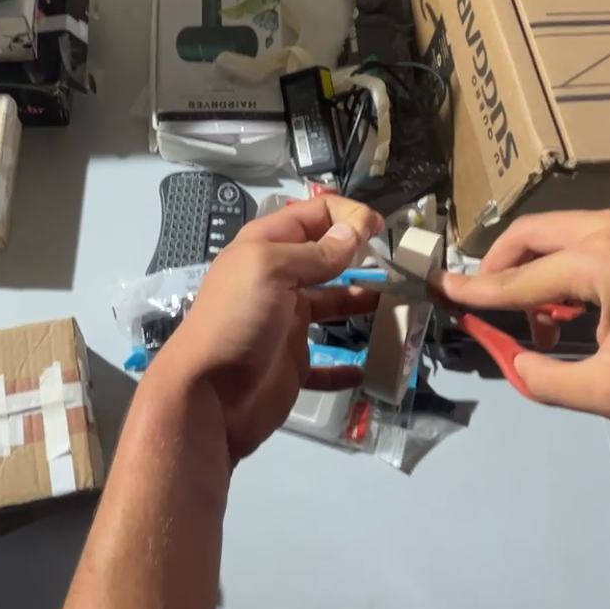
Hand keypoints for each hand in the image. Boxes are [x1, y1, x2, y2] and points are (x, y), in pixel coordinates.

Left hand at [148, 196, 384, 462]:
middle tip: (401, 267)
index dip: (347, 215)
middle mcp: (278, 280)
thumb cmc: (236, 319)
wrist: (208, 394)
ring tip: (401, 307)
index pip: (312, 214)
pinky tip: (370, 363)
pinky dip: (349, 363)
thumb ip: (314, 252)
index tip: (382, 230)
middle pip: (326, 257)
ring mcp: (286, 321)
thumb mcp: (271, 269)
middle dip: (361, 257)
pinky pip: (328, 362)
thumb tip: (354, 230)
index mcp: (266, 247)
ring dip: (364, 304)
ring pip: (333, 304)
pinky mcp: (293, 362)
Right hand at [439, 206, 609, 460]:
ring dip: (551, 265)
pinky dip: (593, 264)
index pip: (520, 277)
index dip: (476, 289)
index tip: (441, 287)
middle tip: (490, 297)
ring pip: (578, 232)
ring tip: (555, 314)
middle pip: (538, 232)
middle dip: (505, 263)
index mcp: (605, 258)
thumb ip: (548, 376)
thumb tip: (514, 361)